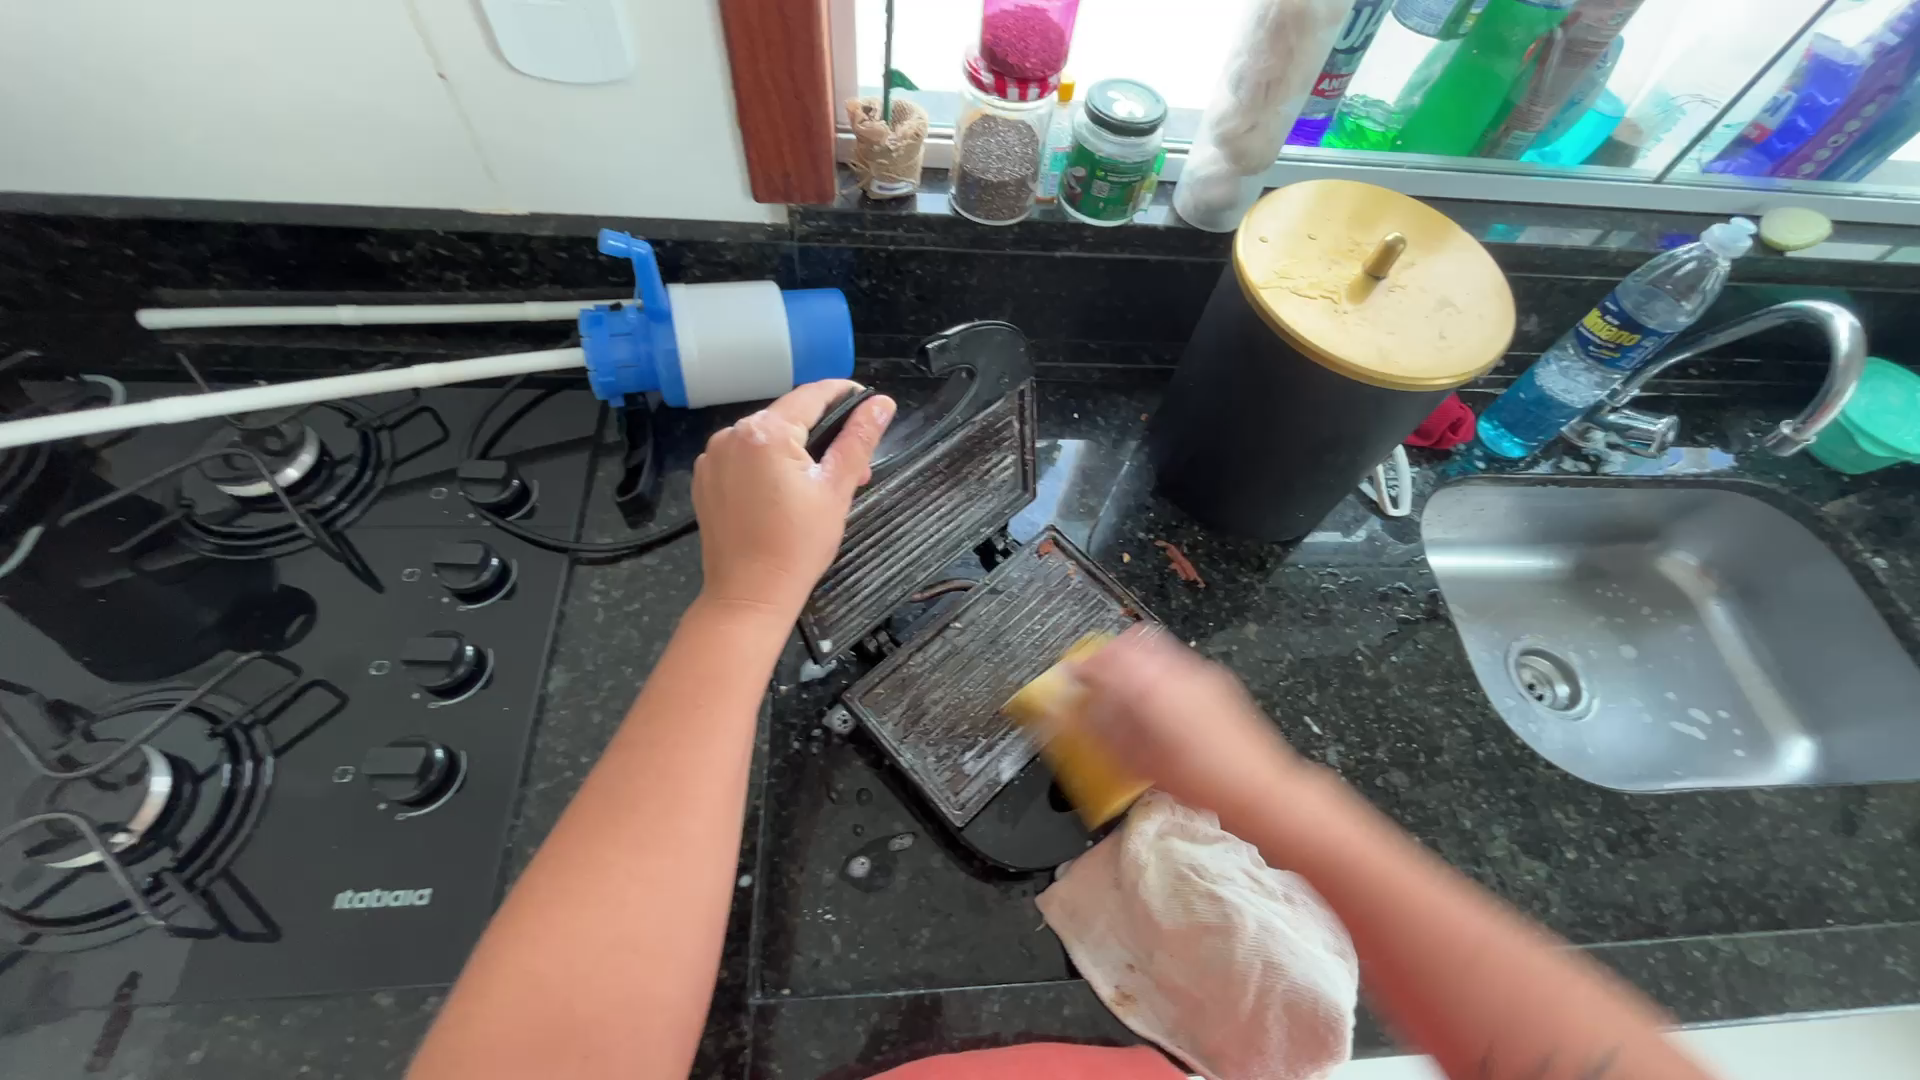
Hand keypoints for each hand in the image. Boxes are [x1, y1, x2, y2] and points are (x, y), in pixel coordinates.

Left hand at [692, 380, 894, 617]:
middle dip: (825, 433)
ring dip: (798, 450)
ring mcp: (713, 457)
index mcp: (765, 432)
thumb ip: (859, 439)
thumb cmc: (798, 546)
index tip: (867, 401)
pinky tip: (787, 494)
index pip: (812, 395)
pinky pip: (745, 457)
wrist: (749, 594)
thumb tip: (882, 403)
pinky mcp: (706, 479)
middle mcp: (731, 435)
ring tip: (823, 485)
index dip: (843, 394)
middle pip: (788, 417)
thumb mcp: (836, 489)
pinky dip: (769, 465)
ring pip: (766, 438)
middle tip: (855, 467)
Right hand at [1073, 626, 1304, 812]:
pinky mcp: (1215, 679)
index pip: (1103, 659)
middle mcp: (1172, 668)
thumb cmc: (1196, 780)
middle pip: (1129, 642)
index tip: (1072, 677)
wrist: (1257, 788)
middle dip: (1107, 656)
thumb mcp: (1135, 760)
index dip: (1081, 667)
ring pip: (1153, 648)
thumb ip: (1100, 729)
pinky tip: (1158, 701)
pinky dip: (1156, 672)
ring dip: (1132, 661)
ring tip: (1125, 689)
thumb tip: (1075, 714)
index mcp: (1148, 685)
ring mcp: (1198, 670)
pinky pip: (1176, 663)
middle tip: (1096, 678)